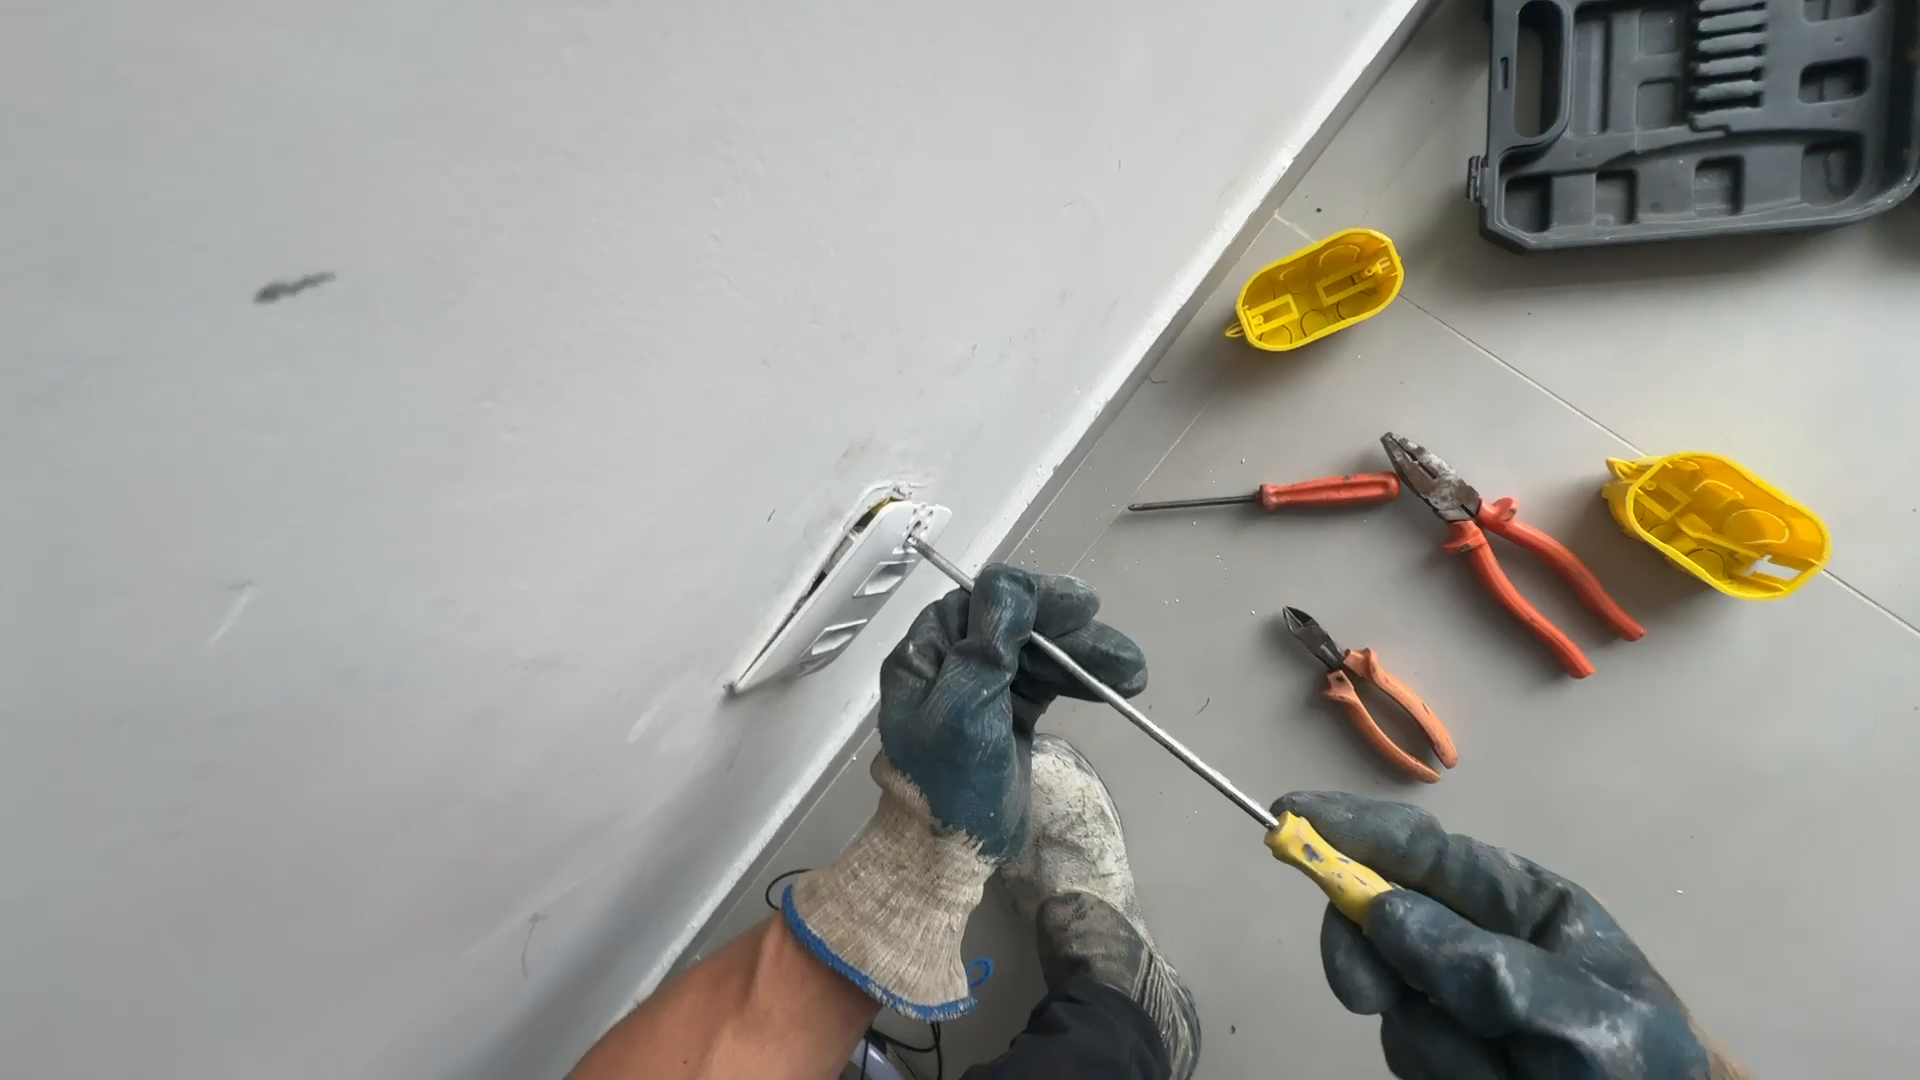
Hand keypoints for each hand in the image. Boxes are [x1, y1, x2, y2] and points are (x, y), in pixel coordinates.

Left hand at [878, 563, 1147, 860]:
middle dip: (1069, 634)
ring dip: (1084, 656)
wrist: (949, 854)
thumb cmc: (949, 783)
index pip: (984, 601)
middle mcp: (953, 658)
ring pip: (1038, 651)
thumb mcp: (965, 709)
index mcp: (928, 650)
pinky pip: (1046, 679)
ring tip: (1133, 670)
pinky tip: (1114, 682)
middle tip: (1119, 647)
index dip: (1033, 598)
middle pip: (1018, 625)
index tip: (1081, 607)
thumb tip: (1012, 582)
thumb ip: (987, 644)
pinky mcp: (1009, 708)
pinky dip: (1079, 678)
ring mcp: (982, 683)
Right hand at [1273, 792, 1745, 1079]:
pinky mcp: (1444, 1045)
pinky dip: (1438, 1070)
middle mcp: (1476, 938)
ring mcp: (1456, 994)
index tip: (1287, 815)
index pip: (1415, 845)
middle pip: (1378, 912)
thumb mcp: (1587, 1023)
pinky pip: (1404, 1045)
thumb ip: (1484, 964)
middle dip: (1365, 949)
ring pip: (1387, 987)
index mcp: (1516, 902)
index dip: (1347, 824)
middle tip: (1361, 995)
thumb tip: (1379, 910)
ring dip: (1432, 1038)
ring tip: (1501, 1075)